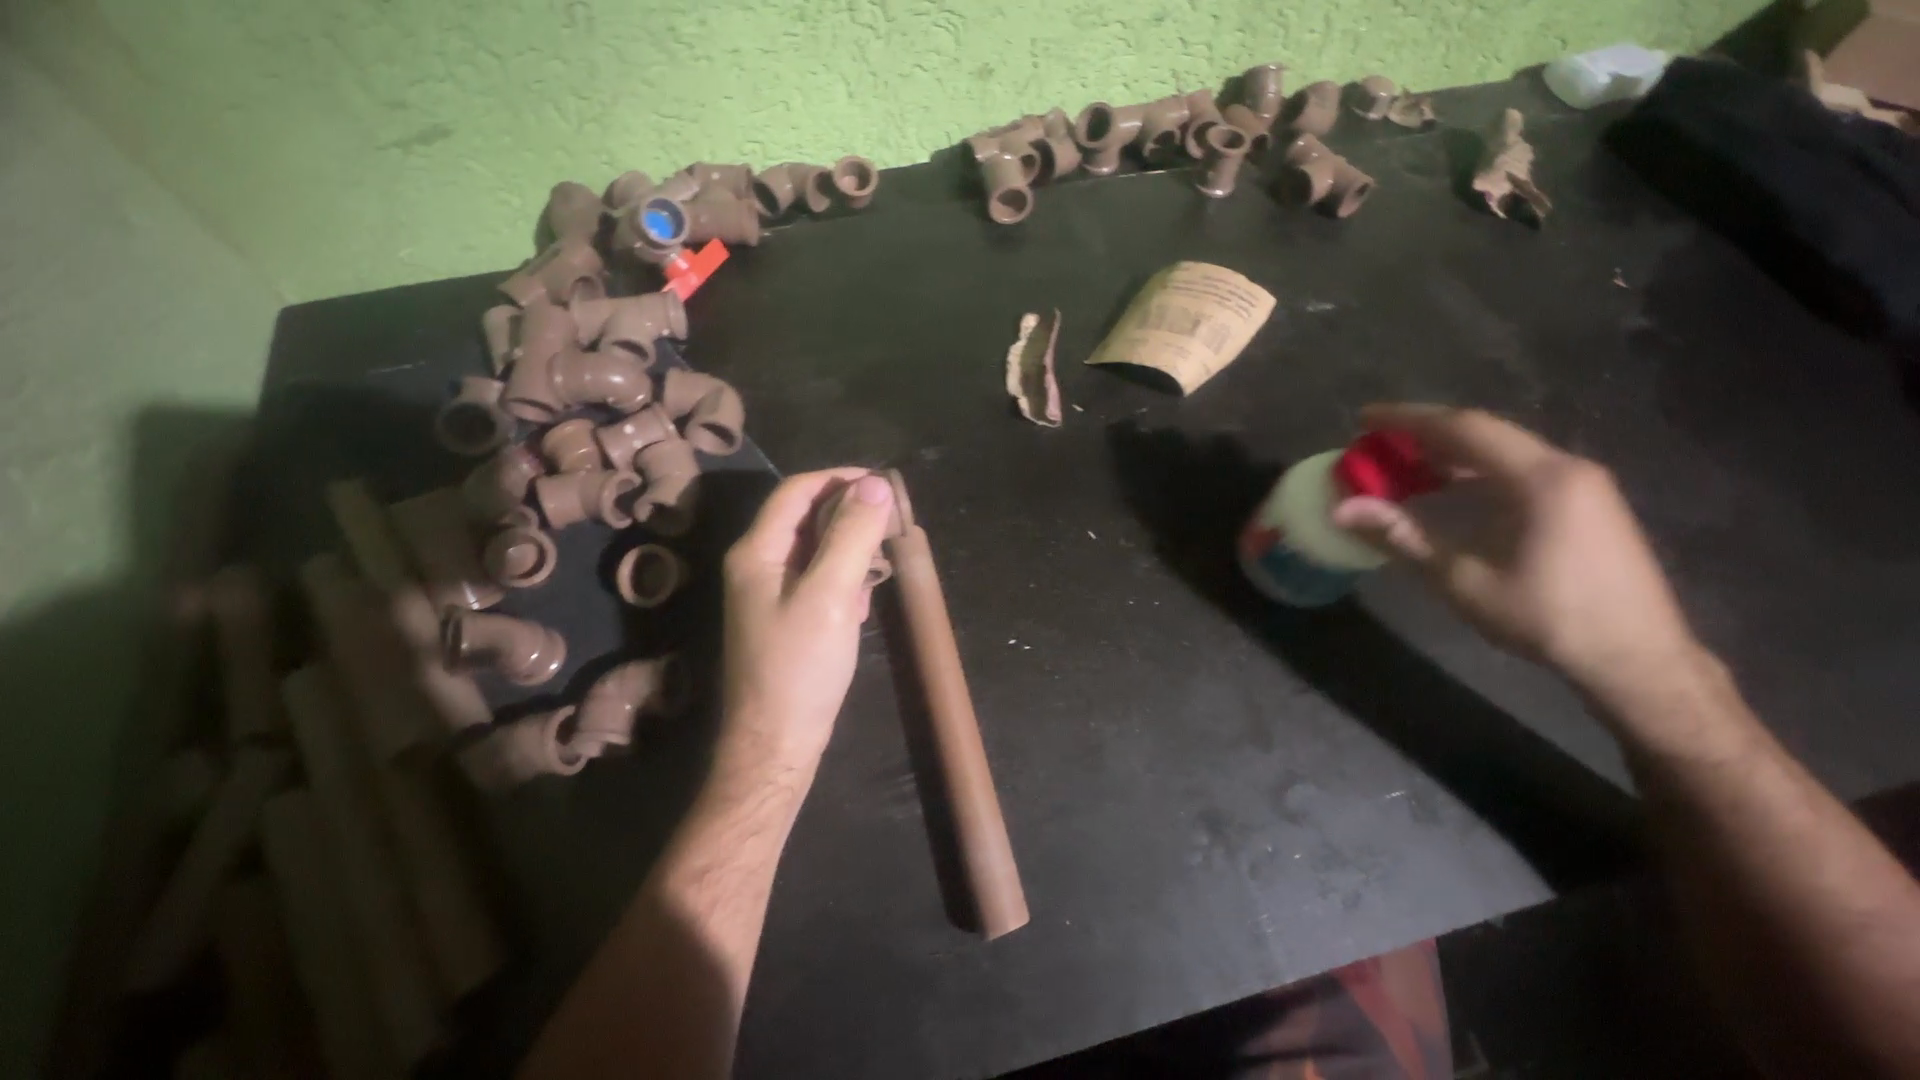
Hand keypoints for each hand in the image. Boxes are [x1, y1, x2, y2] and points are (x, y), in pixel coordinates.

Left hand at [719, 469, 895, 771]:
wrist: (776, 743)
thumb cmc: (800, 667)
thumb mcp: (830, 595)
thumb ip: (850, 536)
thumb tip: (877, 484)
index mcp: (757, 552)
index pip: (797, 491)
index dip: (840, 479)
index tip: (886, 486)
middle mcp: (758, 566)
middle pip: (806, 517)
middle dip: (850, 514)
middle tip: (893, 523)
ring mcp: (770, 595)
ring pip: (816, 550)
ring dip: (851, 548)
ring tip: (883, 562)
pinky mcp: (787, 620)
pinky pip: (819, 581)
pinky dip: (845, 580)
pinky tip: (864, 601)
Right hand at [1331, 404, 1699, 700]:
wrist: (1637, 658)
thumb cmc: (1549, 619)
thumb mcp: (1465, 580)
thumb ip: (1403, 538)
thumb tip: (1343, 510)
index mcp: (1540, 477)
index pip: (1463, 428)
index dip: (1408, 420)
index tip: (1364, 418)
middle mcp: (1565, 467)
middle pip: (1484, 433)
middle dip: (1425, 434)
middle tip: (1376, 443)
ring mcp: (1582, 484)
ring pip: (1504, 452)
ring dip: (1451, 455)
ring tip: (1403, 467)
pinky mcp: (1587, 504)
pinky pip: (1520, 471)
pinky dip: (1477, 473)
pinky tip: (1450, 493)